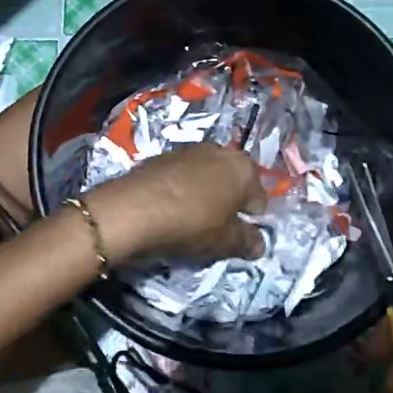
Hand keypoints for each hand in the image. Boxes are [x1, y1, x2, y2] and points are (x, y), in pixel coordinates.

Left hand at [83, 145, 266, 264]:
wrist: (132, 209)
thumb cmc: (189, 225)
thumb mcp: (224, 242)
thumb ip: (247, 241)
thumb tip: (260, 244)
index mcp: (244, 169)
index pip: (259, 200)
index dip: (249, 222)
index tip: (235, 238)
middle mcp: (222, 151)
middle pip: (233, 183)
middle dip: (228, 204)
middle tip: (213, 229)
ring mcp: (191, 149)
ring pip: (208, 176)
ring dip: (204, 195)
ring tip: (188, 219)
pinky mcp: (163, 154)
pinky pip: (182, 175)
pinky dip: (181, 189)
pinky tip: (168, 208)